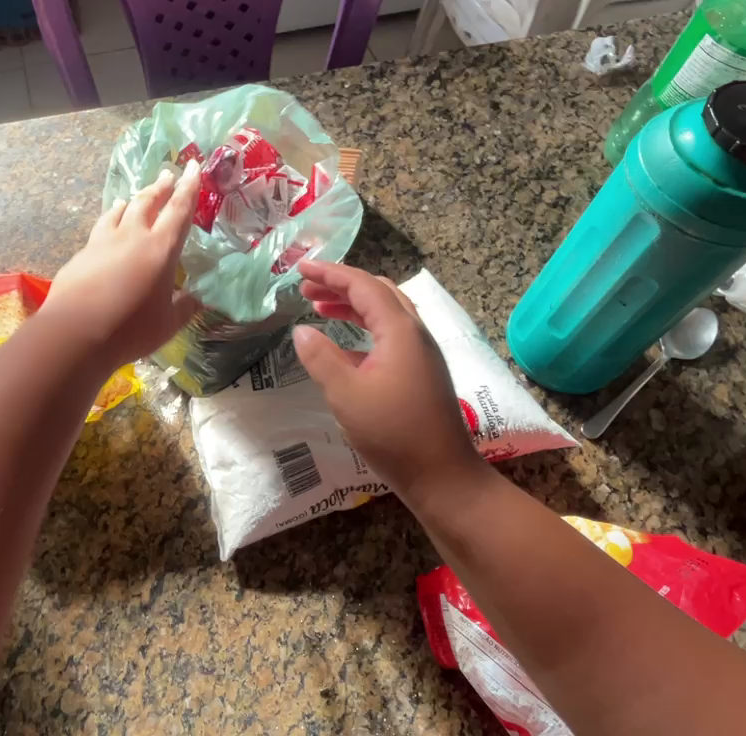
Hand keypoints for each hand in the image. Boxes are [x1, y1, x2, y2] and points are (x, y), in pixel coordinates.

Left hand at [44, 161, 203, 372]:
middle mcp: (133, 236)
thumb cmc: (130, 330)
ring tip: (136, 196)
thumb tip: (198, 298)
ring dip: (133, 200)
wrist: (75, 332)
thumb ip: (184, 307)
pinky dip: (111, 217)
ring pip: (121, 210)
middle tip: (167, 176)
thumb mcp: (167, 324)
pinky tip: (109, 222)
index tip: (192, 167)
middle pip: (148, 202)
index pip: (180, 210)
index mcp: (161, 249)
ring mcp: (104, 241)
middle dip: (161, 187)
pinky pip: (102, 226)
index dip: (189, 187)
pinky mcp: (83, 252)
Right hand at [291, 261, 489, 503]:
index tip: (300, 267)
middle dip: (340, 285)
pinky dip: (364, 327)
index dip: (330, 273)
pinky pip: (391, 333)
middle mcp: (415, 333)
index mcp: (400, 330)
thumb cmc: (394, 434)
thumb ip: (321, 358)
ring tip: (319, 309)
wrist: (445, 478)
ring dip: (352, 306)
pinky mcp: (422, 372)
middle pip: (377, 293)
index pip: (362, 286)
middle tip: (306, 289)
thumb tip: (302, 330)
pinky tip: (344, 346)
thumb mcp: (346, 395)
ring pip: (386, 313)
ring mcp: (422, 353)